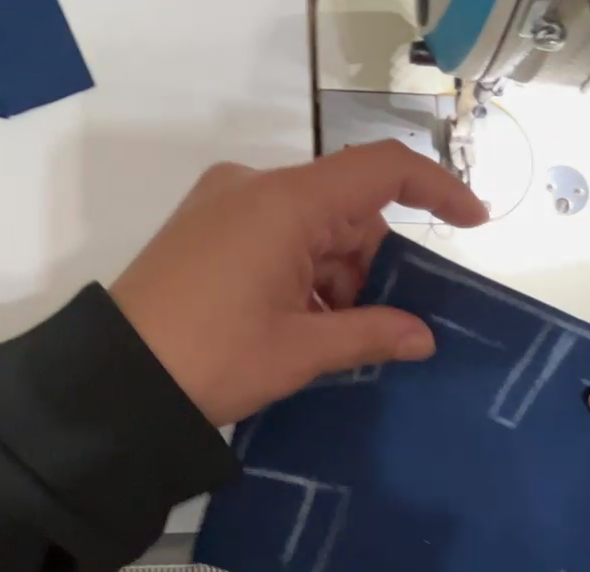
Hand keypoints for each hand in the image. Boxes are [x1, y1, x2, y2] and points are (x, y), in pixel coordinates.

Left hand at [109, 142, 488, 425]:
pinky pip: (273, 239)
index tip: (473, 221)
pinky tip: (293, 326)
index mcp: (284, 203)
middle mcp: (254, 188)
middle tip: (372, 328)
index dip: (436, 190)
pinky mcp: (204, 230)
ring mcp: (224, 206)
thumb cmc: (213, 359)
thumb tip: (424, 337)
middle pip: (344, 209)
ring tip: (322, 340)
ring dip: (333, 280)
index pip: (380, 171)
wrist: (116, 381)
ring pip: (310, 230)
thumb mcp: (300, 350)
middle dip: (369, 266)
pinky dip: (299, 277)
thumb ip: (371, 334)